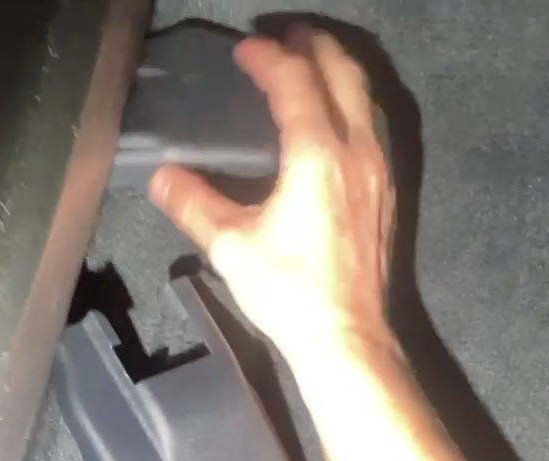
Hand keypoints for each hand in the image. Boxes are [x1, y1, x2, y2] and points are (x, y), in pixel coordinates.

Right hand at [149, 28, 395, 366]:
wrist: (345, 335)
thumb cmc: (290, 293)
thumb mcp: (231, 248)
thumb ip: (194, 206)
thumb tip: (162, 178)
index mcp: (317, 154)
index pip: (294, 82)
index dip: (268, 59)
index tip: (246, 51)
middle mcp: (356, 151)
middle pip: (342, 74)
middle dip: (313, 47)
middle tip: (287, 37)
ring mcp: (378, 173)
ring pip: (366, 99)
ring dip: (339, 73)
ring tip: (315, 65)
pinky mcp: (387, 197)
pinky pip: (375, 130)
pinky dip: (355, 107)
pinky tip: (341, 124)